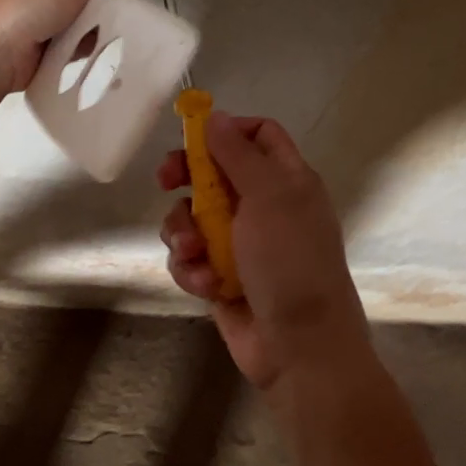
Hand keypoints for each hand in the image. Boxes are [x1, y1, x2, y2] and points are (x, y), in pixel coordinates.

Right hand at [158, 113, 372, 391]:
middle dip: (185, 177)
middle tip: (164, 181)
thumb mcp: (269, 197)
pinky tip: (205, 284)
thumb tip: (215, 116)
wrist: (300, 348)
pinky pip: (189, 256)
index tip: (194, 138)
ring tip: (194, 253)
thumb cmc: (290, 263)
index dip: (226, 130)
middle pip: (212, 171)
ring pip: (191, 215)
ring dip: (184, 232)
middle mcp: (263, 206)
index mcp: (286, 181)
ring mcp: (240, 243)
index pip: (258, 135)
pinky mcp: (220, 275)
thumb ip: (238, 154)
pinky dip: (191, 268)